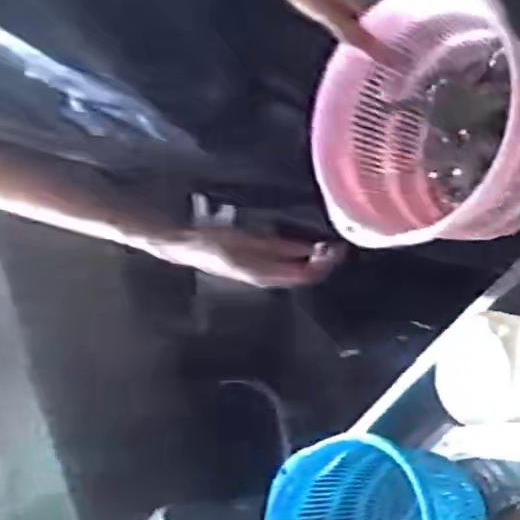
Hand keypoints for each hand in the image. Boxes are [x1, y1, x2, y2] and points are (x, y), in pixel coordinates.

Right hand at [150, 226, 343, 287]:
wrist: (183, 246)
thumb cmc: (212, 241)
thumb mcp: (249, 240)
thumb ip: (282, 246)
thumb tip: (312, 248)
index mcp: (265, 274)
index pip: (307, 275)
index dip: (325, 263)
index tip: (335, 247)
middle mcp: (270, 280)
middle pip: (309, 276)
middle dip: (327, 261)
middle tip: (337, 244)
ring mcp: (267, 277)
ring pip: (304, 273)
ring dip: (320, 260)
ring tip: (330, 245)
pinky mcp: (264, 271)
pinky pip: (294, 269)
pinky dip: (308, 259)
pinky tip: (314, 248)